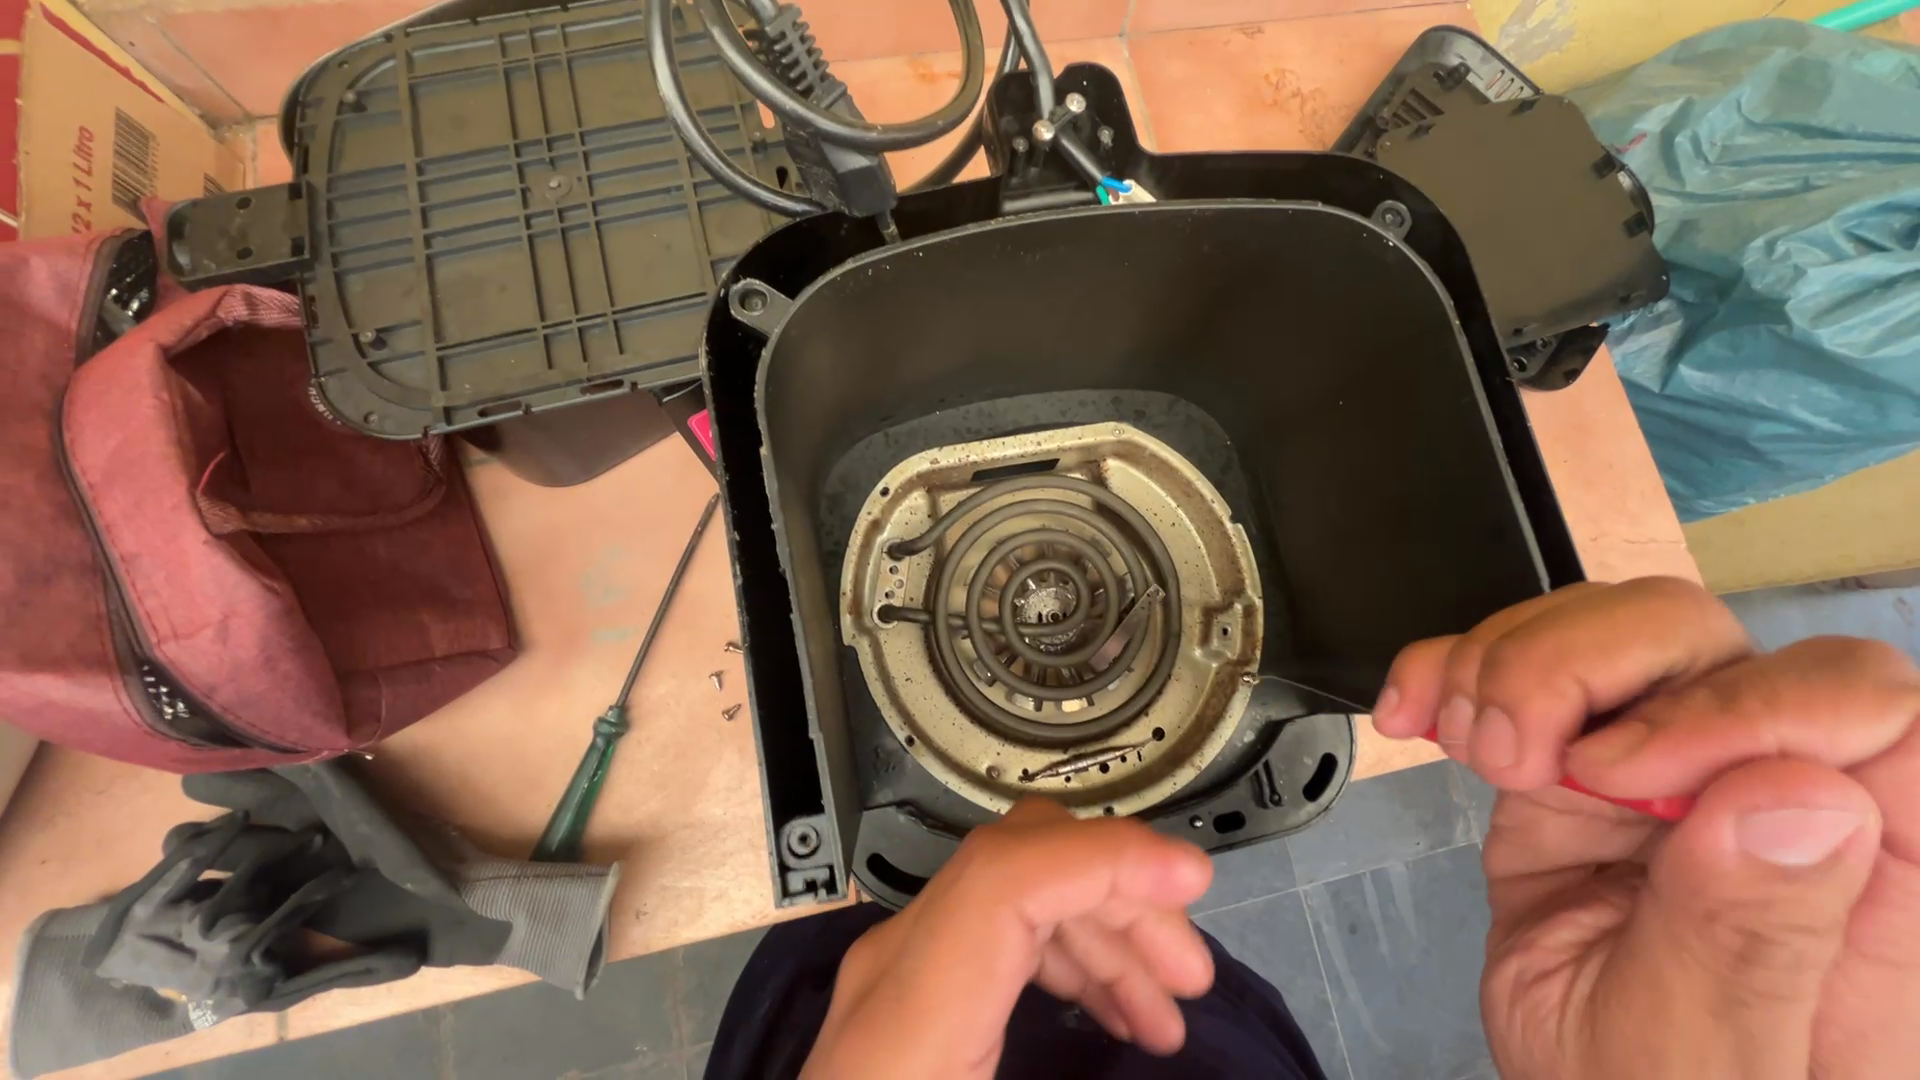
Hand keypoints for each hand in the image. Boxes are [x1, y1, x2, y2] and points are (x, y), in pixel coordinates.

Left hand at [801, 798, 1214, 1078]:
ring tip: (1165, 1005)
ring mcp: (896, 975)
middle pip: (1015, 865)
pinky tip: (1109, 1007)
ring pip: (1012, 890)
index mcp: (902, 1025)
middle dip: (1121, 896)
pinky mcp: (910, 994)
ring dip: (1101, 926)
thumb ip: (1076, 1072)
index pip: (1001, 880)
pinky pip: (997, 934)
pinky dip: (1065, 953)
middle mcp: (890, 973)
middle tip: (1190, 974)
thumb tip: (1166, 1036)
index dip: (1106, 860)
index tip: (1190, 879)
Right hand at [1372, 577, 1919, 1077]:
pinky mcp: (1559, 755)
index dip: (1734, 705)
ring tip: (1464, 749)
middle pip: (1700, 635)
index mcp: (1866, 865)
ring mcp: (1652, 761)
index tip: (1610, 777)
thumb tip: (1794, 790)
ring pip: (1596, 627)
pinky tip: (1411, 715)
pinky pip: (1505, 664)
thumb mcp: (1706, 1052)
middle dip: (1575, 665)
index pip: (1857, 704)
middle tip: (1510, 755)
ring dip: (1498, 666)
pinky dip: (1441, 668)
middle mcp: (1764, 787)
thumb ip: (1753, 932)